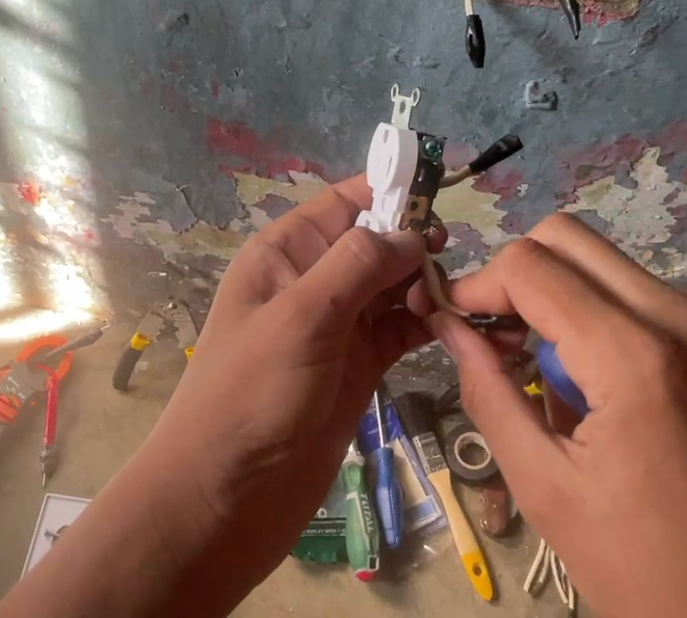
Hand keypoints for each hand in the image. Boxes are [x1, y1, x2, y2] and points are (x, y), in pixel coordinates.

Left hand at [0, 175, 439, 617]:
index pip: (344, 202)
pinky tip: (456, 324)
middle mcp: (312, 281)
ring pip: (392, 286)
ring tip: (462, 294)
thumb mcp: (301, 316)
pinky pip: (398, 329)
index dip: (389, 190)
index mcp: (285, 253)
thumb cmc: (251, 394)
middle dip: (415, 240)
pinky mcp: (357, 367)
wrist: (224, 498)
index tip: (442, 189)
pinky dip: (426, 323)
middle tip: (454, 255)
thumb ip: (356, 265)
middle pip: (374, 241)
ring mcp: (337, 326)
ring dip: (426, 283)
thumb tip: (410, 231)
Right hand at [416, 214, 686, 617]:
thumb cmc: (649, 569)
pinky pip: (635, 293)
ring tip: (531, 359)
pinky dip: (591, 309)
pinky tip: (582, 375)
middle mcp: (679, 319)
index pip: (530, 266)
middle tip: (491, 333)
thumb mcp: (546, 488)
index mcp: (635, 356)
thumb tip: (447, 326)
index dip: (477, 285)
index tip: (452, 323)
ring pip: (602, 260)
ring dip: (552, 289)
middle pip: (566, 237)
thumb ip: (487, 392)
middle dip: (513, 274)